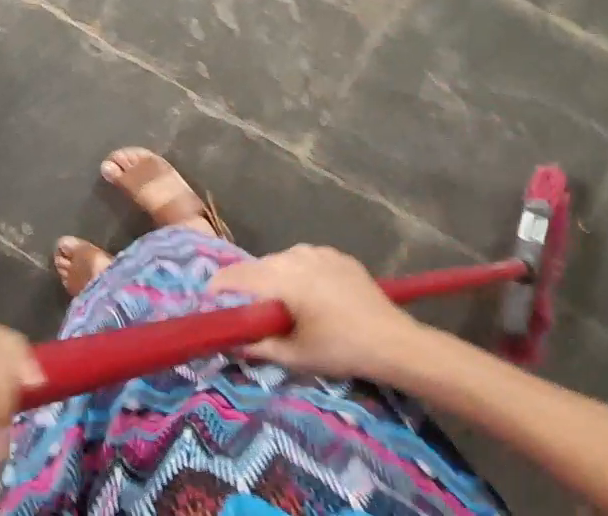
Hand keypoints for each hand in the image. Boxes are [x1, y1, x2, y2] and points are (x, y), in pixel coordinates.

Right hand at [207, 244, 426, 380]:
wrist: (396, 343)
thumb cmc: (341, 350)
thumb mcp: (294, 355)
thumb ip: (257, 346)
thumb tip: (229, 342)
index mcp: (280, 277)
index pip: (234, 275)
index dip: (217, 289)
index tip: (211, 305)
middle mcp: (293, 255)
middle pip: (257, 268)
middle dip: (250, 288)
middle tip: (254, 314)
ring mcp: (317, 251)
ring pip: (281, 262)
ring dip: (276, 280)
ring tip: (288, 307)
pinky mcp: (337, 254)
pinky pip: (306, 261)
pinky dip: (302, 275)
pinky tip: (316, 298)